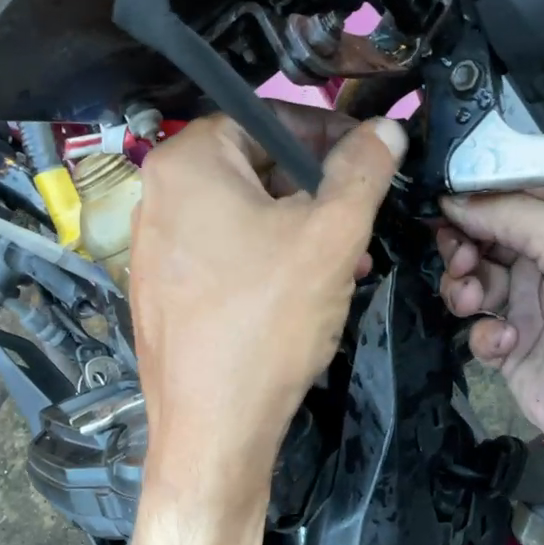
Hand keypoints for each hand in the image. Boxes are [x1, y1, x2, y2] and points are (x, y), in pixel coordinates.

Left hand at [131, 104, 405, 476]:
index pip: (264, 117)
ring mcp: (155, 251)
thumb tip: (388, 129)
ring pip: (244, 219)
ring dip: (300, 233)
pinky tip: (302, 299)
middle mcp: (157, 197)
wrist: (215, 427)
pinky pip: (225, 259)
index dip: (325, 132)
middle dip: (316, 193)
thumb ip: (364, 172)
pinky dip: (268, 265)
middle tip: (359, 223)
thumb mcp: (331, 237)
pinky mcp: (165, 296)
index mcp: (187, 163)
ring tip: (343, 268)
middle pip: (254, 170)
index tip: (367, 158)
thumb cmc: (269, 321)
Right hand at [437, 187, 543, 456]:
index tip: (449, 203)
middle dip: (465, 243)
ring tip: (473, 300)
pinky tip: (506, 342)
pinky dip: (482, 334)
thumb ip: (517, 214)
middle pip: (487, 235)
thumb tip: (461, 202)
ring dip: (464, 286)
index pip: (518, 194)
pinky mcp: (512, 346)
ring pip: (474, 280)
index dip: (481, 198)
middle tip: (461, 257)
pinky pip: (477, 329)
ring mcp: (530, 305)